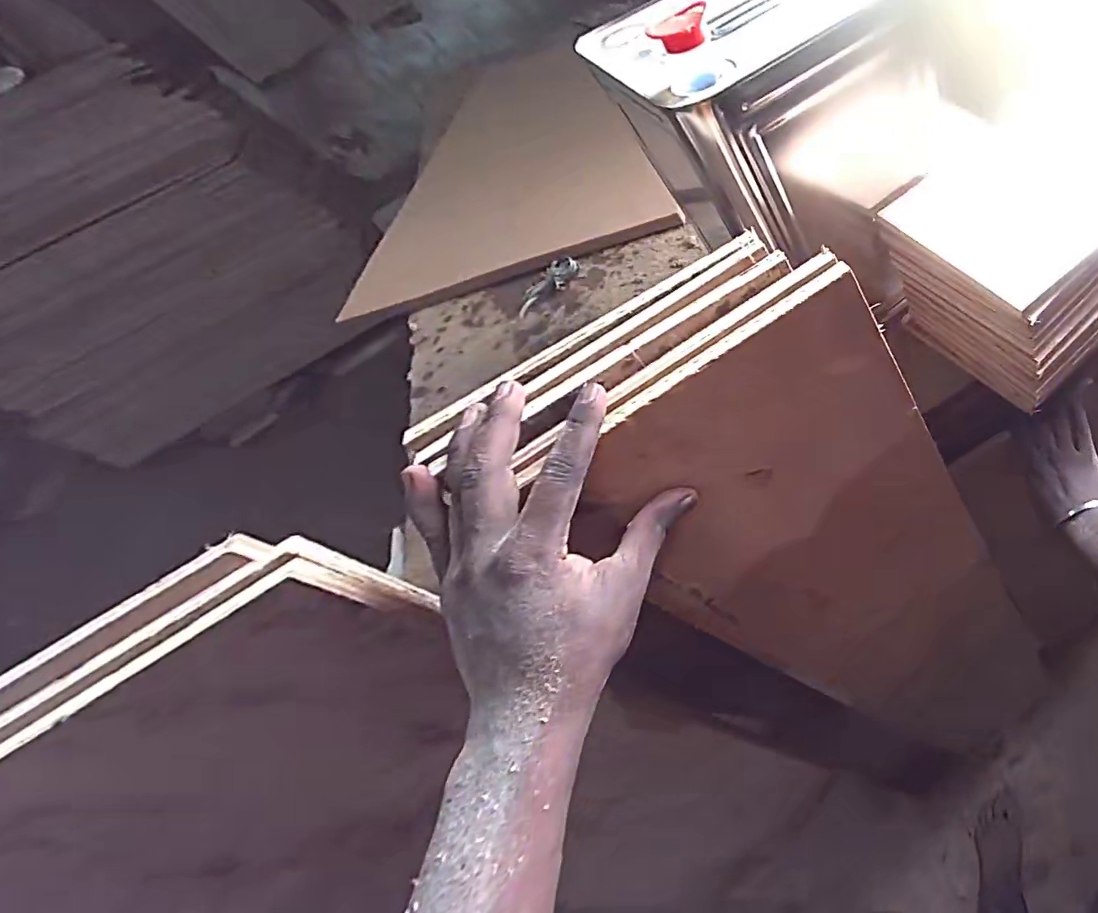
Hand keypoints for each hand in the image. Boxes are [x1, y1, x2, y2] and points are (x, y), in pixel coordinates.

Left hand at [401, 380, 695, 719]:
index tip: (591, 390)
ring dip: (466, 444)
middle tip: (515, 385)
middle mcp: (491, 553)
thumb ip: (648, 535)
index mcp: (537, 554)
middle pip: (491, 470)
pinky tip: (415, 467)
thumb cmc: (580, 653)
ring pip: (453, 492)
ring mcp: (462, 567)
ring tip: (478, 407)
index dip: (580, 427)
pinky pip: (429, 530)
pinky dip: (421, 496)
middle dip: (504, 421)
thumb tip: (682, 495)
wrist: (524, 712)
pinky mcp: (449, 581)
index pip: (562, 474)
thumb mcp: (623, 591)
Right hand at [1013, 382, 1097, 527]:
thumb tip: (1027, 459)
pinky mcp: (1087, 453)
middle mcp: (1047, 453)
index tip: (1014, 398)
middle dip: (1035, 400)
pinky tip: (1077, 395)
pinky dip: (1078, 410)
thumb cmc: (1057, 515)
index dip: (1016, 413)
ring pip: (1059, 419)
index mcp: (1031, 464)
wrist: (1084, 525)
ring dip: (1057, 398)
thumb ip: (1031, 471)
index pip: (1019, 432)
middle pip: (1039, 421)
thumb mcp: (1035, 493)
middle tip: (1034, 380)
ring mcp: (1068, 451)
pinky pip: (1081, 427)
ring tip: (1056, 379)